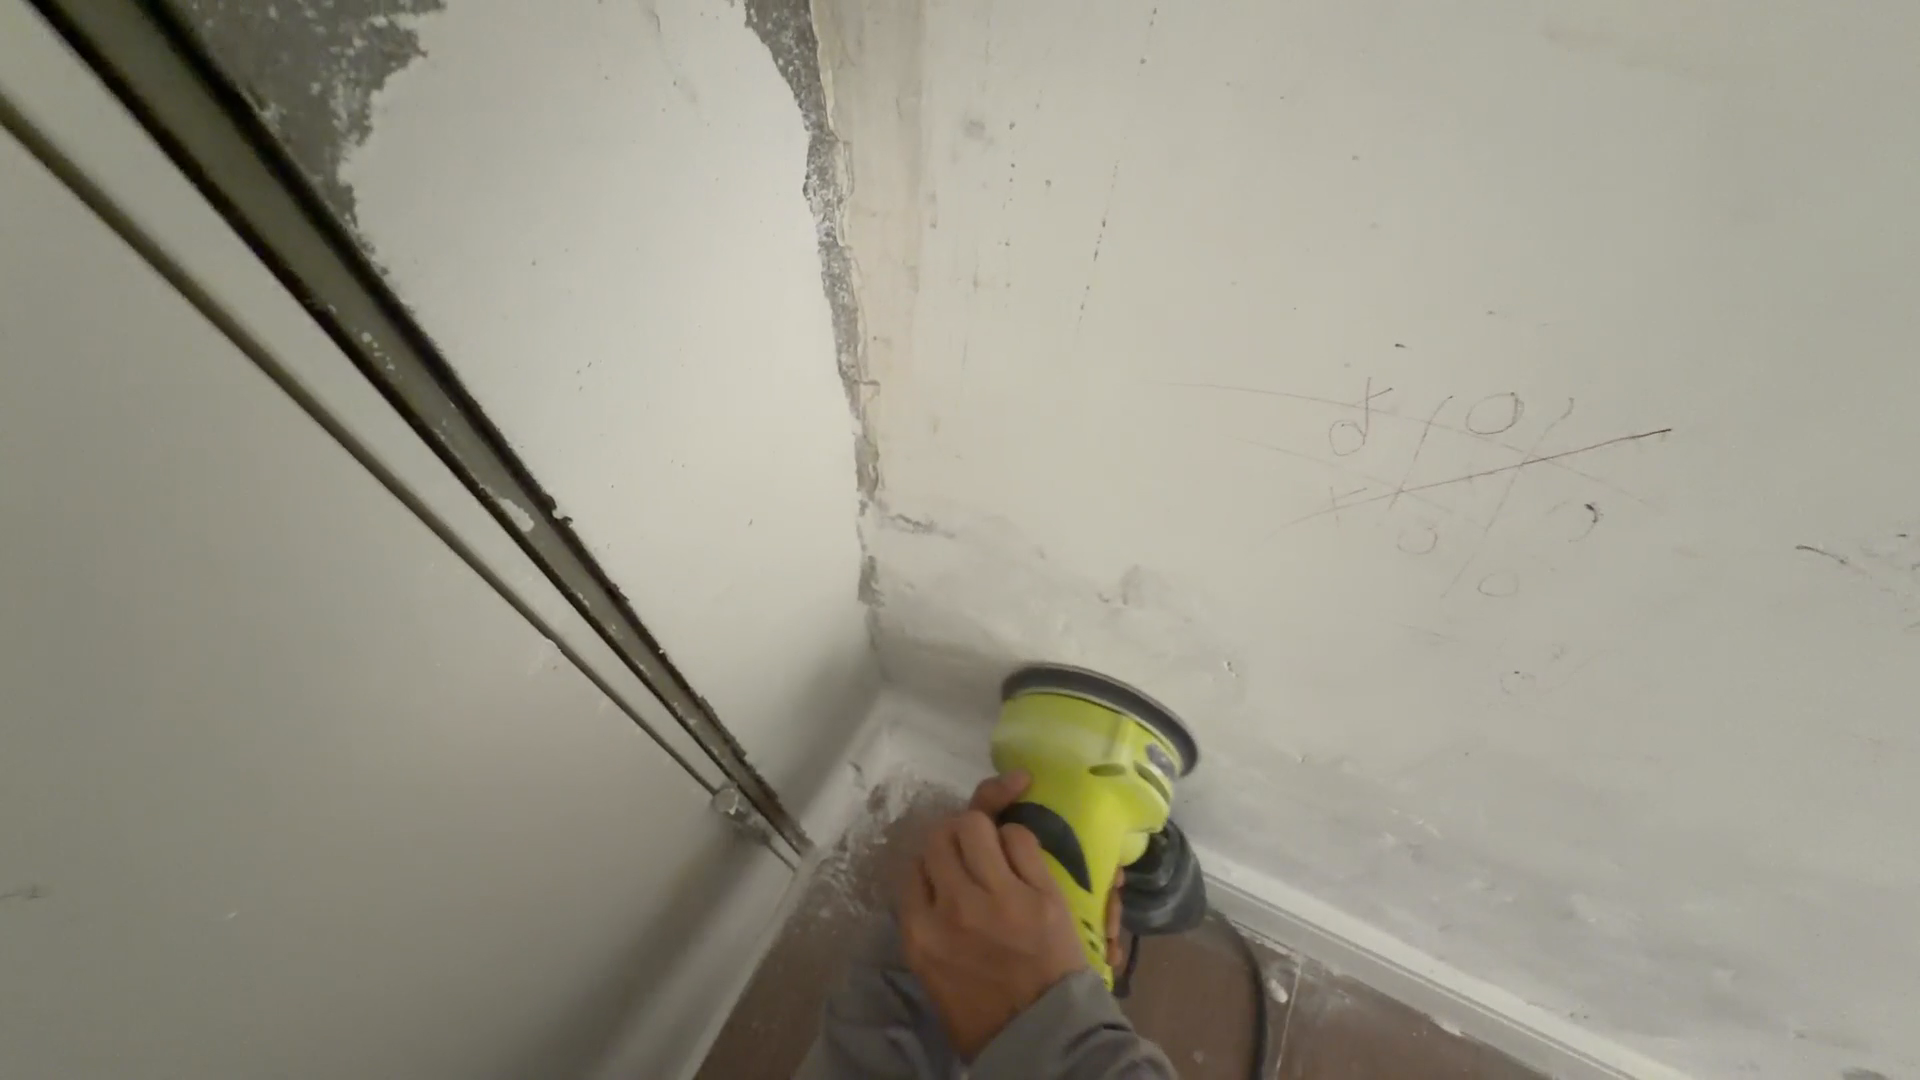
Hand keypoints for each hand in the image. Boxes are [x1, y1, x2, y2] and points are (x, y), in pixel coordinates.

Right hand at [899, 772, 1088, 1059]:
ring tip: (991, 847)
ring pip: (976, 825)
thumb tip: (930, 873)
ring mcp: (1000, 897)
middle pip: (940, 837)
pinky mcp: (1041, 892)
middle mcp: (955, 907)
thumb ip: (926, 918)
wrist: (1044, 1040)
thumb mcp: (932, 969)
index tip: (942, 871)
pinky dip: (1015, 837)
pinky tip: (1017, 855)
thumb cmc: (982, 1013)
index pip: (912, 866)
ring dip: (982, 829)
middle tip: (967, 851)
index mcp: (921, 933)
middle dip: (950, 838)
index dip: (928, 863)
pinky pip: (1020, 837)